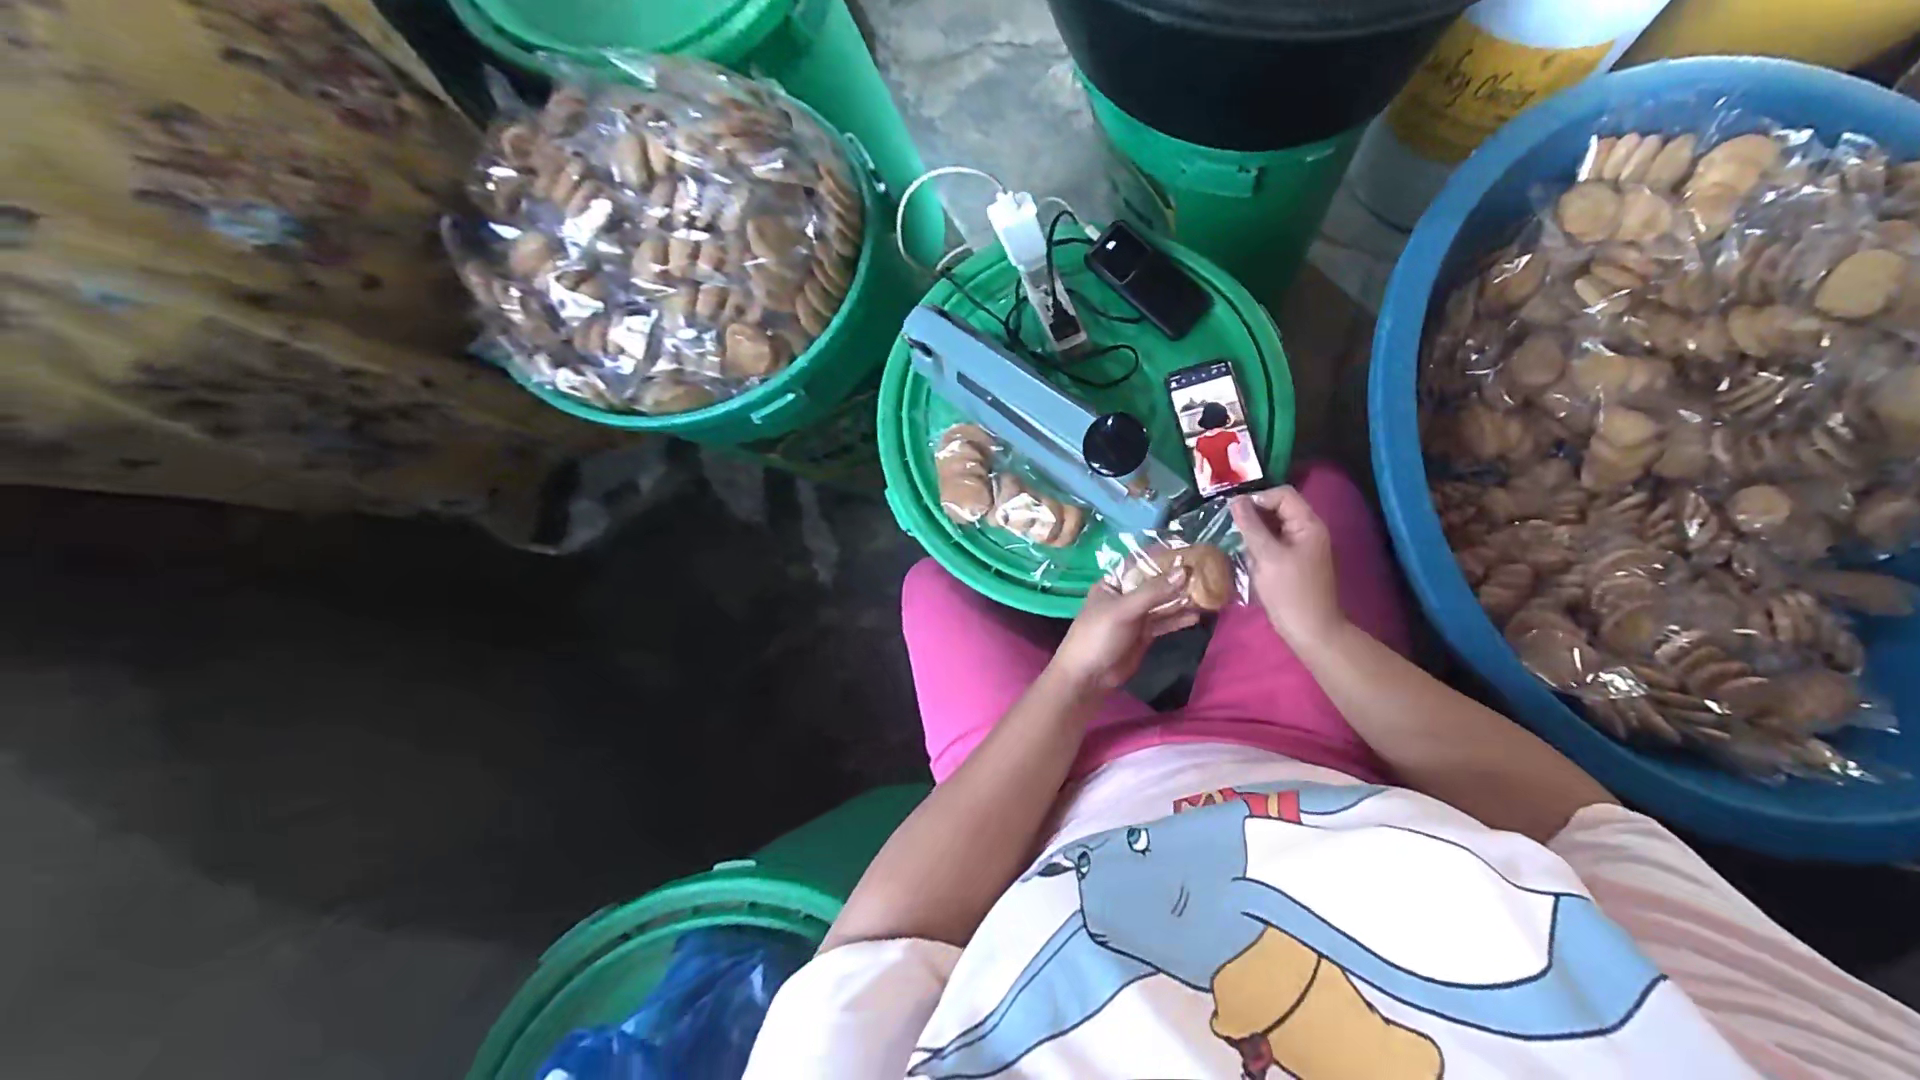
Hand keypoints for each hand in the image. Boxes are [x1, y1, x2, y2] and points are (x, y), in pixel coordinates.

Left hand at [1049, 572, 1198, 692]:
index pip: (1140, 563)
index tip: (1190, 551)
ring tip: (1209, 594)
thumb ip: (1154, 591)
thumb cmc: (1099, 635)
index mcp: (1113, 583)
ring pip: (1163, 603)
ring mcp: (1136, 615)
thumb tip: (1184, 571)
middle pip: (1155, 584)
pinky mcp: (1144, 634)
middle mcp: (1125, 596)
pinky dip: (1179, 619)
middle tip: (1207, 573)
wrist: (1089, 676)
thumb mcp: (1124, 609)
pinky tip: (1198, 615)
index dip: (1163, 558)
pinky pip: (1165, 622)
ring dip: (1183, 600)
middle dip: (1178, 580)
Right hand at [1231, 486, 1346, 644]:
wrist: (1310, 629)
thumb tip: (1235, 501)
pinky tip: (1246, 556)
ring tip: (1236, 542)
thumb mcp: (1267, 556)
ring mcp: (1301, 546)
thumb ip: (1251, 526)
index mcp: (1308, 524)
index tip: (1234, 513)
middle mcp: (1307, 530)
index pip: (1282, 495)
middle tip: (1231, 528)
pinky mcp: (1292, 560)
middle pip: (1278, 508)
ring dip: (1254, 531)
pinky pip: (1273, 542)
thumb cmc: (1289, 592)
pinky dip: (1258, 545)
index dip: (1257, 498)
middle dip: (1253, 515)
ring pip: (1273, 526)